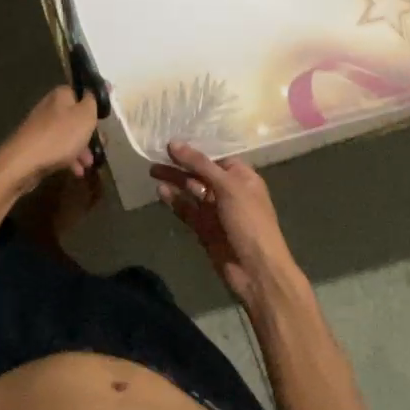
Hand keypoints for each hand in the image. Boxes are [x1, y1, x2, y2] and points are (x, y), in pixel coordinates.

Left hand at [0, 86, 99, 196]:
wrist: (24, 162)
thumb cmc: (59, 136)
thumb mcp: (85, 116)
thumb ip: (94, 100)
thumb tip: (103, 84)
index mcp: (61, 95)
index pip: (82, 93)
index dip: (95, 105)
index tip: (105, 120)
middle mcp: (50, 107)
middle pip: (76, 116)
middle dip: (90, 132)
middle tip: (101, 144)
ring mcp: (42, 126)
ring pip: (68, 135)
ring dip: (81, 149)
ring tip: (90, 164)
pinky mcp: (37, 144)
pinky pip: (58, 149)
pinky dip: (69, 158)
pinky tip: (77, 171)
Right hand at [152, 141, 301, 305]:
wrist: (256, 271)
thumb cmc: (249, 222)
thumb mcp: (228, 187)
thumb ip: (200, 164)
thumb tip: (173, 143)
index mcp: (241, 177)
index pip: (215, 156)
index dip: (194, 148)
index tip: (171, 139)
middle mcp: (228, 191)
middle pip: (200, 172)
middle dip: (179, 164)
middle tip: (155, 154)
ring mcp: (215, 210)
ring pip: (191, 190)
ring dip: (174, 180)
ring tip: (152, 170)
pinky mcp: (204, 228)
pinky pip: (186, 209)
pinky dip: (174, 200)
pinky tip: (160, 191)